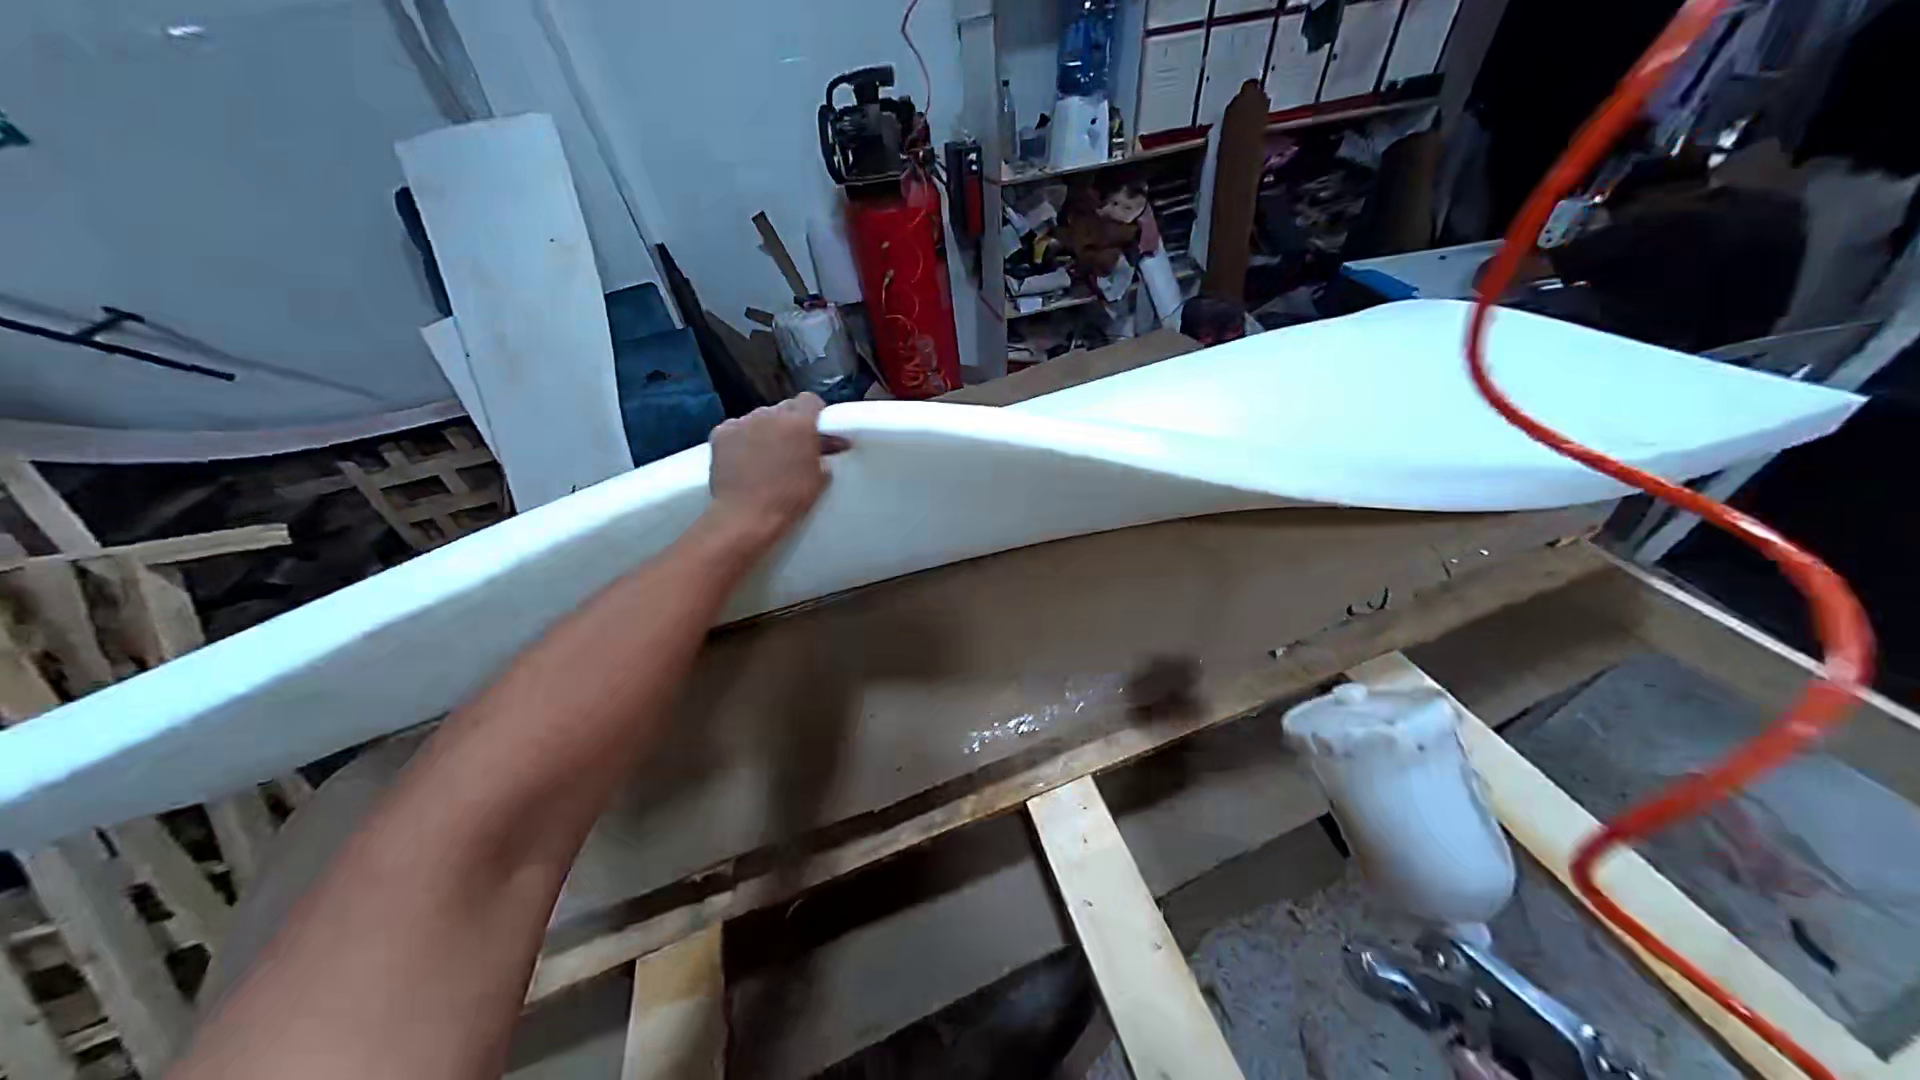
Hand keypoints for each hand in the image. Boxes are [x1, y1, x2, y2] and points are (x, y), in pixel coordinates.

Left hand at [707, 393, 845, 540]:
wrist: (747, 515)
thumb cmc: (789, 499)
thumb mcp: (818, 478)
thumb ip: (823, 454)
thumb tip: (828, 445)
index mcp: (799, 422)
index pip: (810, 400)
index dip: (813, 413)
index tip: (814, 429)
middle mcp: (770, 414)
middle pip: (784, 408)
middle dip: (790, 422)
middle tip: (791, 445)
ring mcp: (742, 422)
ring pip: (759, 417)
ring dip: (766, 429)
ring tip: (765, 453)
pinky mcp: (720, 433)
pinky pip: (735, 428)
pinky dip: (741, 438)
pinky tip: (742, 457)